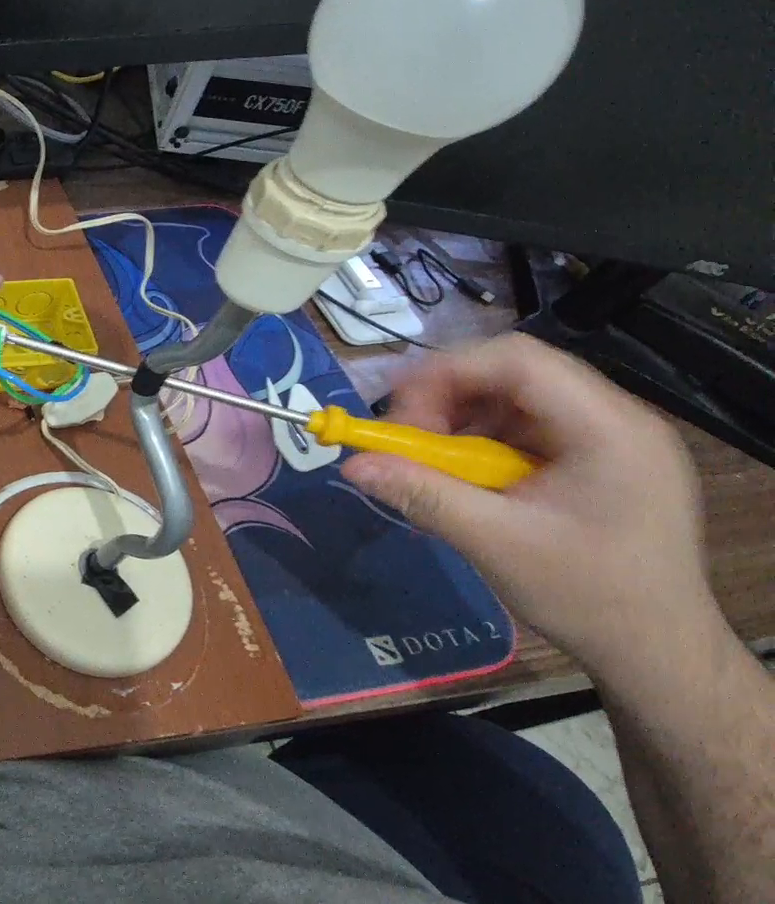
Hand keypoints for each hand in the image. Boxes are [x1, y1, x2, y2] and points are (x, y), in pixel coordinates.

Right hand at [340, 333, 713, 680]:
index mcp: (608, 429)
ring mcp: (605, 437)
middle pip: (510, 372)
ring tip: (427, 463)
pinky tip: (459, 477)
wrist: (657, 650)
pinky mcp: (591, 457)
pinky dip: (474, 441)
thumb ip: (422, 495)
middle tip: (405, 442)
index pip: (518, 360)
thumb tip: (351, 465)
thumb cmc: (588, 595)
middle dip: (444, 397)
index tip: (398, 416)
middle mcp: (613, 418)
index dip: (445, 373)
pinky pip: (519, 425)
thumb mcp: (495, 543)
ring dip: (455, 420)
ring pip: (509, 397)